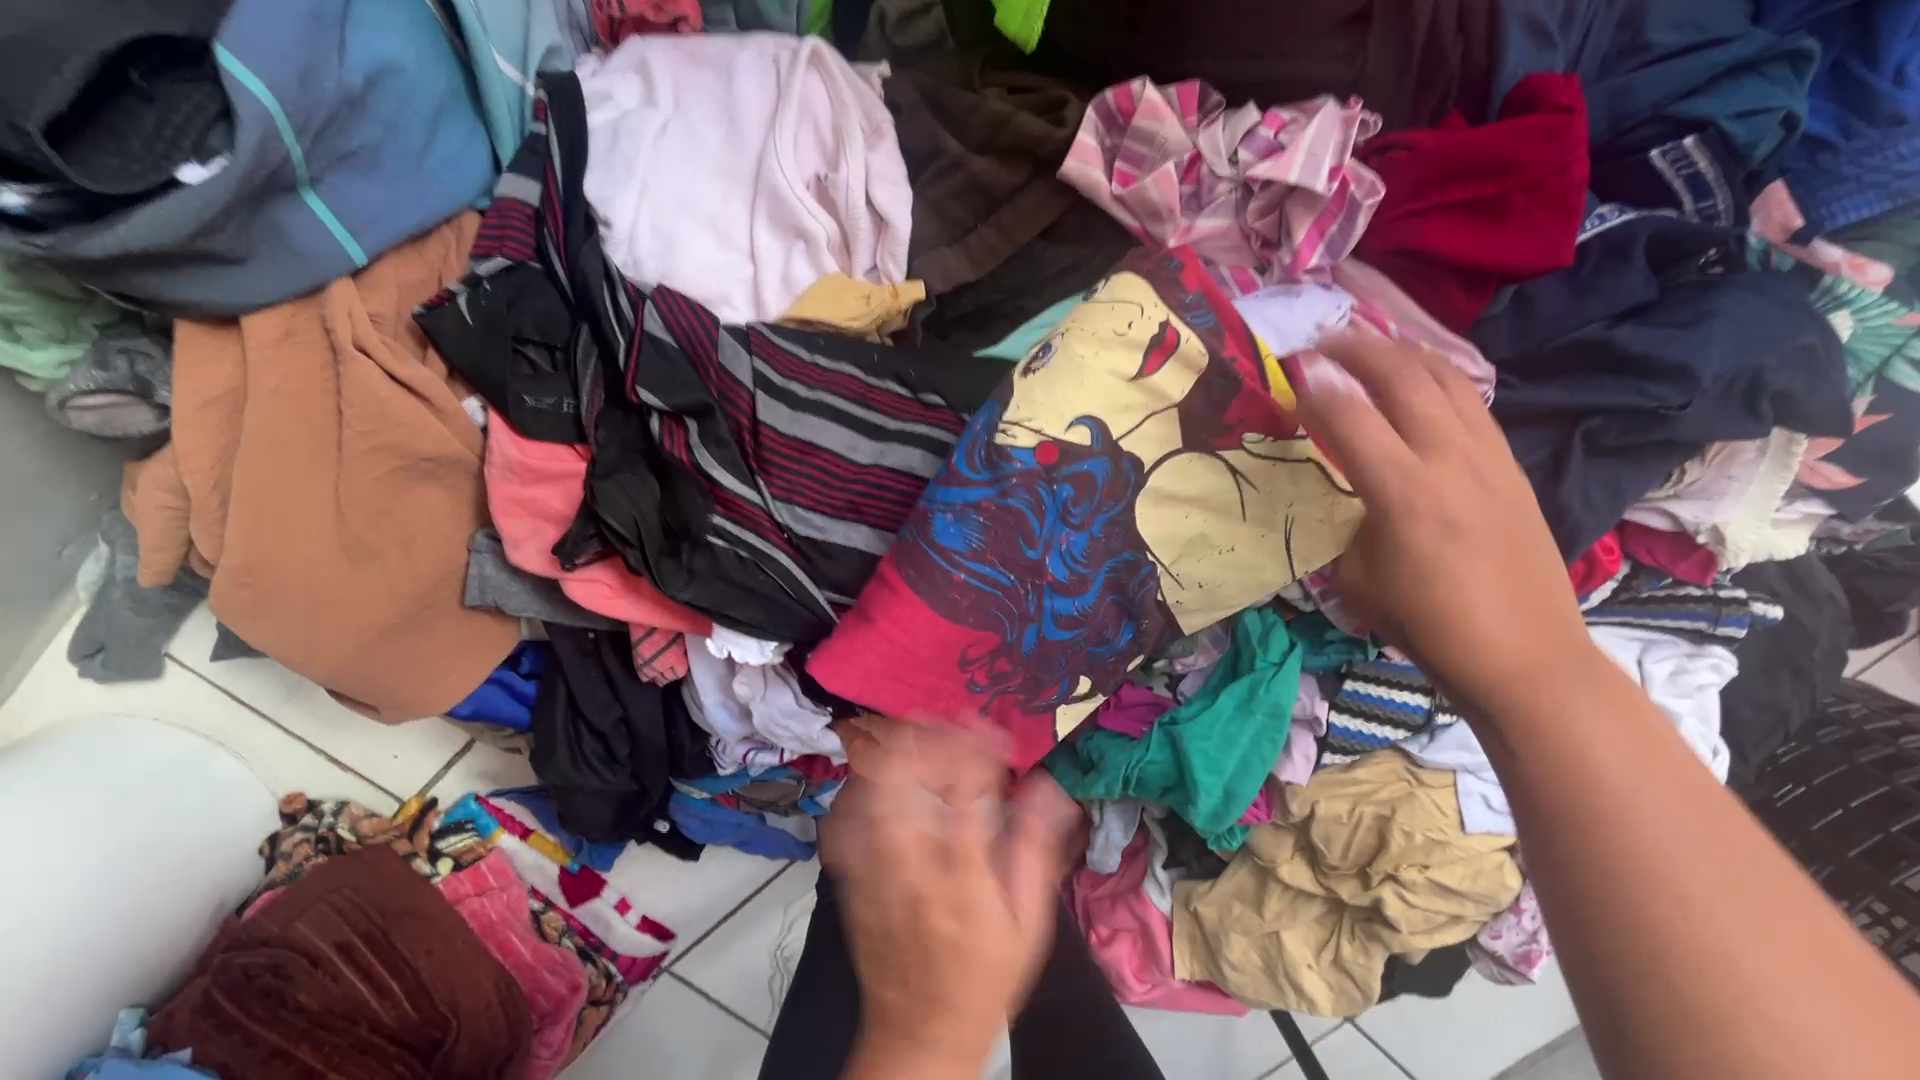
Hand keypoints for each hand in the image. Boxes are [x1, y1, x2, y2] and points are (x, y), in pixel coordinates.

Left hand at [823, 718, 1081, 1077]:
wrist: (920, 1032)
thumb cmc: (985, 976)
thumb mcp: (1028, 921)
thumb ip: (1036, 849)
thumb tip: (1049, 786)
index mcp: (962, 877)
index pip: (965, 792)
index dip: (975, 746)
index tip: (991, 728)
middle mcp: (911, 867)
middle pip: (899, 781)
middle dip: (918, 738)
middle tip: (940, 719)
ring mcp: (873, 873)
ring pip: (866, 794)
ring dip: (888, 754)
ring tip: (911, 734)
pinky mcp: (849, 881)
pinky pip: (843, 821)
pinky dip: (858, 787)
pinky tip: (874, 775)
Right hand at [1290, 328, 1601, 716]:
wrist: (1526, 654)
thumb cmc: (1429, 626)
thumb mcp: (1358, 580)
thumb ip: (1346, 520)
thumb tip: (1342, 489)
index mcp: (1402, 492)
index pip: (1347, 414)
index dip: (1312, 383)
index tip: (1285, 365)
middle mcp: (1449, 459)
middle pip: (1400, 374)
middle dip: (1354, 347)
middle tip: (1319, 343)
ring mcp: (1487, 456)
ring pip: (1444, 375)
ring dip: (1398, 351)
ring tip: (1365, 347)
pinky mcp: (1510, 464)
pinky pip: (1469, 400)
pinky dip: (1435, 377)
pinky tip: (1417, 382)